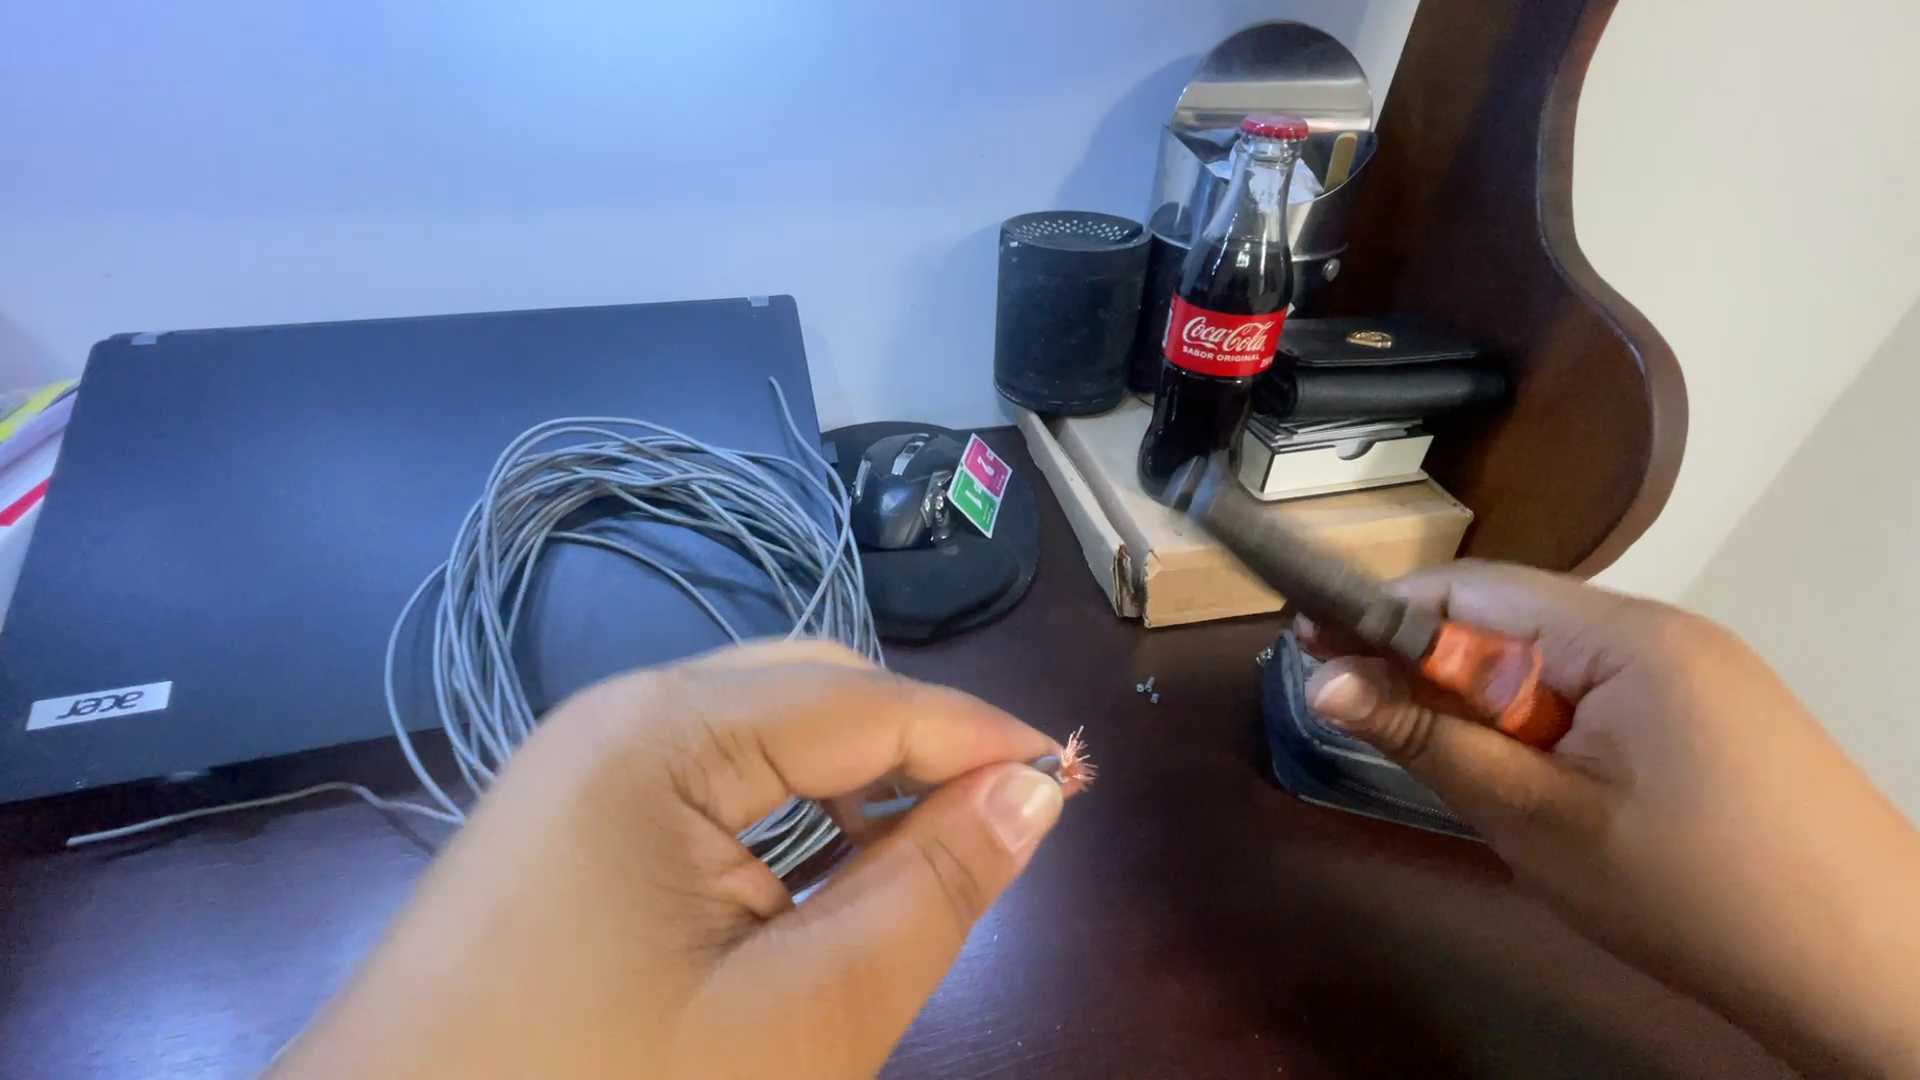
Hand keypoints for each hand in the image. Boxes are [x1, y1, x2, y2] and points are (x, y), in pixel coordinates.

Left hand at [268, 641, 1067, 1079]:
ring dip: (865, 772)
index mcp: (663, 734)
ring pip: (776, 723)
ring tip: (932, 843)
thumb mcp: (797, 1024)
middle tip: (1006, 813)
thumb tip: (1037, 792)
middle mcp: (626, 710)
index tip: (1067, 773)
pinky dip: (801, 803)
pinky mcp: (585, 802)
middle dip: (921, 742)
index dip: (978, 733)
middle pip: (819, 689)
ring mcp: (595, 753)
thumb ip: (931, 891)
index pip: (865, 701)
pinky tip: (833, 862)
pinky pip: (727, 767)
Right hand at [1301, 561, 1919, 1078]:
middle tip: (1353, 703)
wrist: (1892, 995)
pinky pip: (1575, 687)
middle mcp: (1656, 631)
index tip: (1312, 644)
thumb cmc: (1701, 898)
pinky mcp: (1695, 711)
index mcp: (1626, 637)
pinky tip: (1507, 764)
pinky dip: (1520, 717)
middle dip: (1420, 659)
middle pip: (1499, 618)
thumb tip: (1318, 681)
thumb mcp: (1535, 817)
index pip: (1468, 588)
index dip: (1380, 612)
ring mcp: (1684, 671)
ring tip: (1427, 744)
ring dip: (1469, 694)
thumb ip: (1425, 737)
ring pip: (1533, 656)